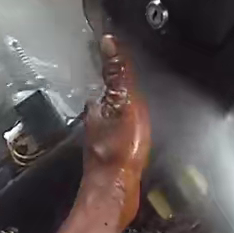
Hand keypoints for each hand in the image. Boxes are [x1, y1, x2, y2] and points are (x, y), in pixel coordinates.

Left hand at [82, 34, 150, 225]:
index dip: (114, 65)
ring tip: (136, 95)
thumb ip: (119, 75)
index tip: (122, 52)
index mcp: (97, 106)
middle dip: (118, 87)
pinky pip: (121, 132)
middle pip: (107, 97)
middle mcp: (96, 121)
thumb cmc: (120, 151)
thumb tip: (108, 40)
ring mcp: (103, 140)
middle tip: (131, 72)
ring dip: (122, 106)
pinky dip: (128, 125)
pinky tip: (137, 129)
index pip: (104, 77)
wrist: (116, 192)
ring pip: (113, 115)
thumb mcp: (125, 105)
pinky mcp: (114, 155)